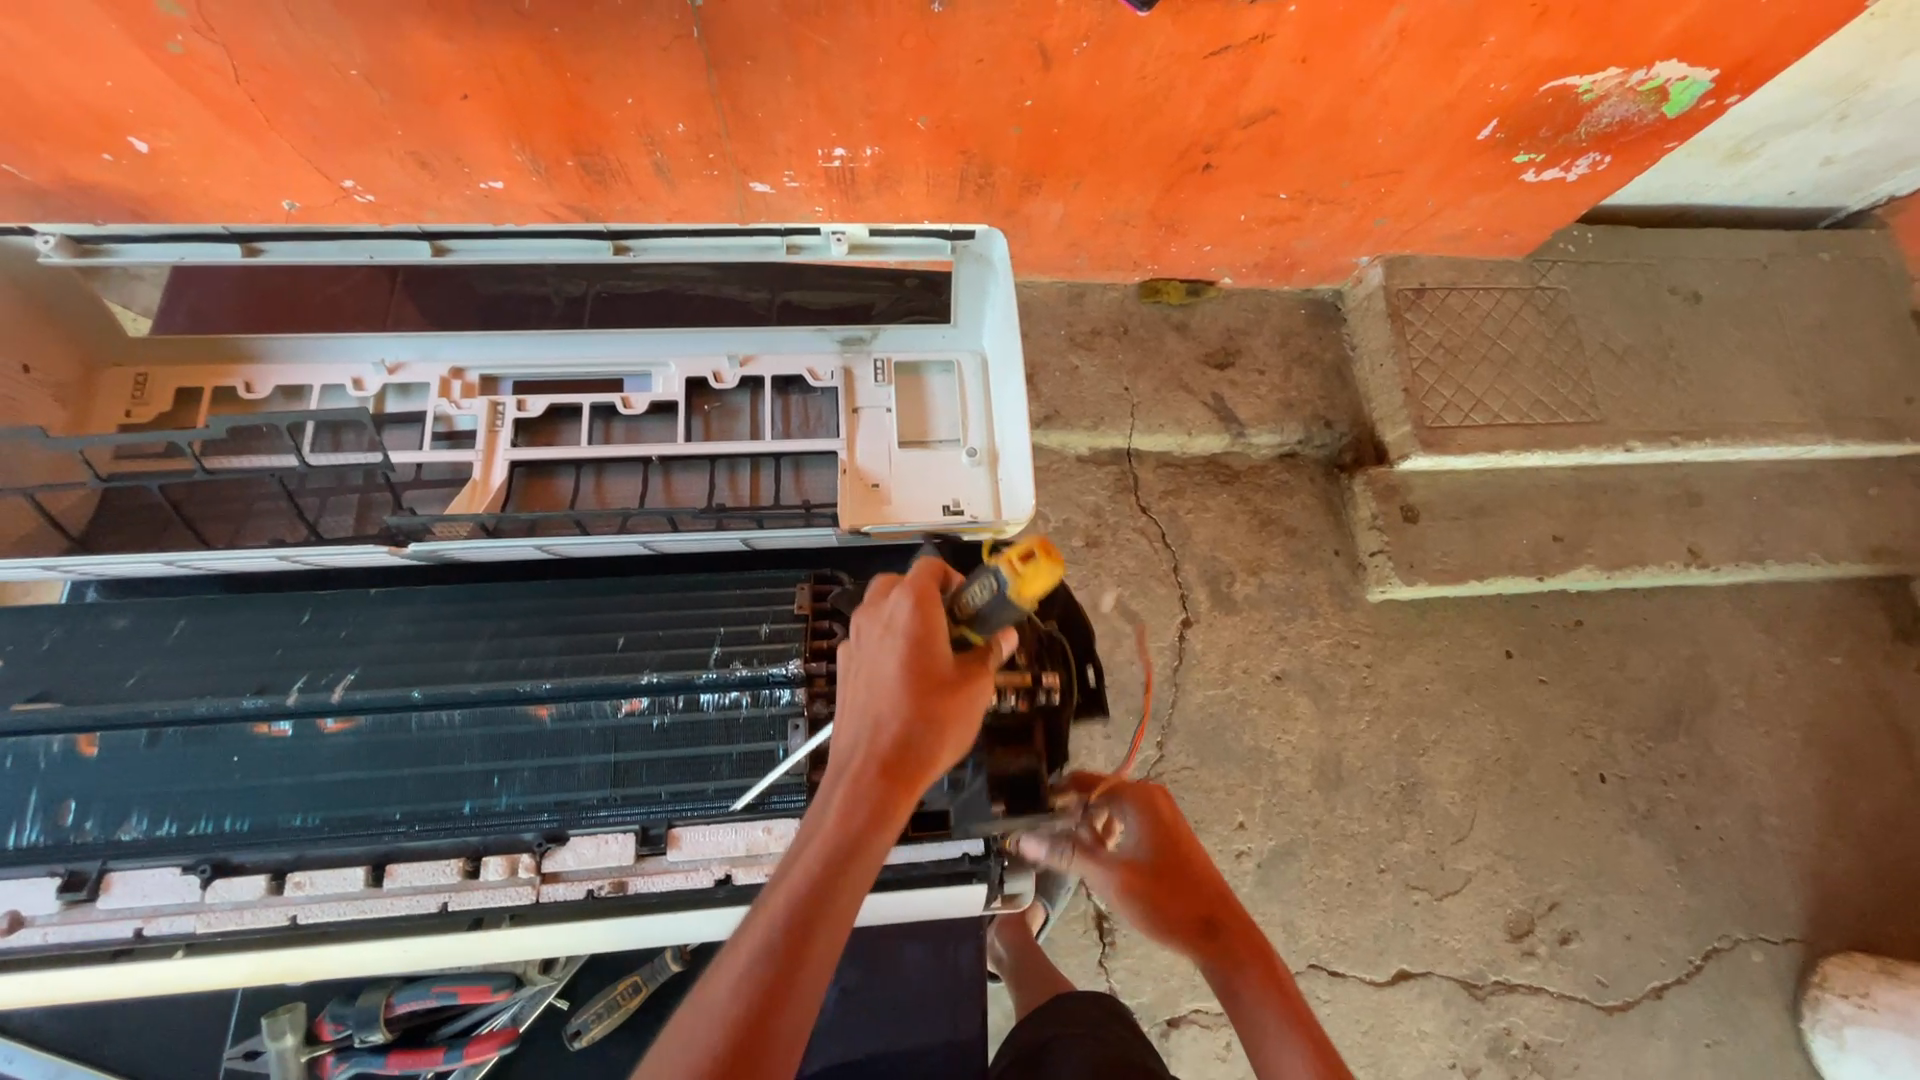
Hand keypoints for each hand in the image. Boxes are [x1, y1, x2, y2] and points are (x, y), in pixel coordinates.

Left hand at [826, 556, 1017, 810]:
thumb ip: (990, 653)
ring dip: (902, 619)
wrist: (874, 771)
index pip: (930, 566)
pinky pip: (867, 641)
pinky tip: (902, 681)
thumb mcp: (976, 687)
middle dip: (925, 596)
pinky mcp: (843, 667)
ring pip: (879, 611)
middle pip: (899, 583)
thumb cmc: (932, 721)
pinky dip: (884, 646)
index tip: (970, 608)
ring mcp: (853, 639)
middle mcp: (876, 612)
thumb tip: (1006, 635)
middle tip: (951, 627)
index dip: (954, 579)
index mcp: (911, 604)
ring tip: (928, 655)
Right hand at [1014, 772, 1252, 965]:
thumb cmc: (1164, 901)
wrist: (1219, 934)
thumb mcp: (1107, 877)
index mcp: (1137, 796)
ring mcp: (1161, 813)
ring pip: (1111, 810)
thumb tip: (1022, 838)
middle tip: (1041, 839)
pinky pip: (1127, 822)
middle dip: (1069, 815)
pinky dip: (1108, 835)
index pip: (1082, 783)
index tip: (1027, 816)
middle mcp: (1149, 796)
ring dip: (1088, 828)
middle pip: (1096, 795)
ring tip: (1064, 853)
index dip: (1054, 797)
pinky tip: (1096, 860)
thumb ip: (1065, 853)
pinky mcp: (1166, 832)